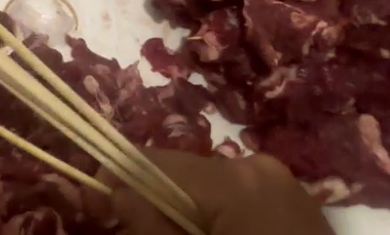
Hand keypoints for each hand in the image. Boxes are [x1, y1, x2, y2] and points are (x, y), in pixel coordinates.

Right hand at [109, 149, 333, 234]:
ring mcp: (281, 183)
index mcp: (234, 182)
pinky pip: (236, 197)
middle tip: (130, 230)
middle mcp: (257, 166)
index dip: (117, 178)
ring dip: (182, 211)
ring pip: (207, 185)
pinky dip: (214, 217)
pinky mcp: (296, 203)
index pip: (155, 162)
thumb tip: (114, 191)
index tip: (93, 203)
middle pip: (180, 172)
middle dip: (151, 200)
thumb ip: (152, 229)